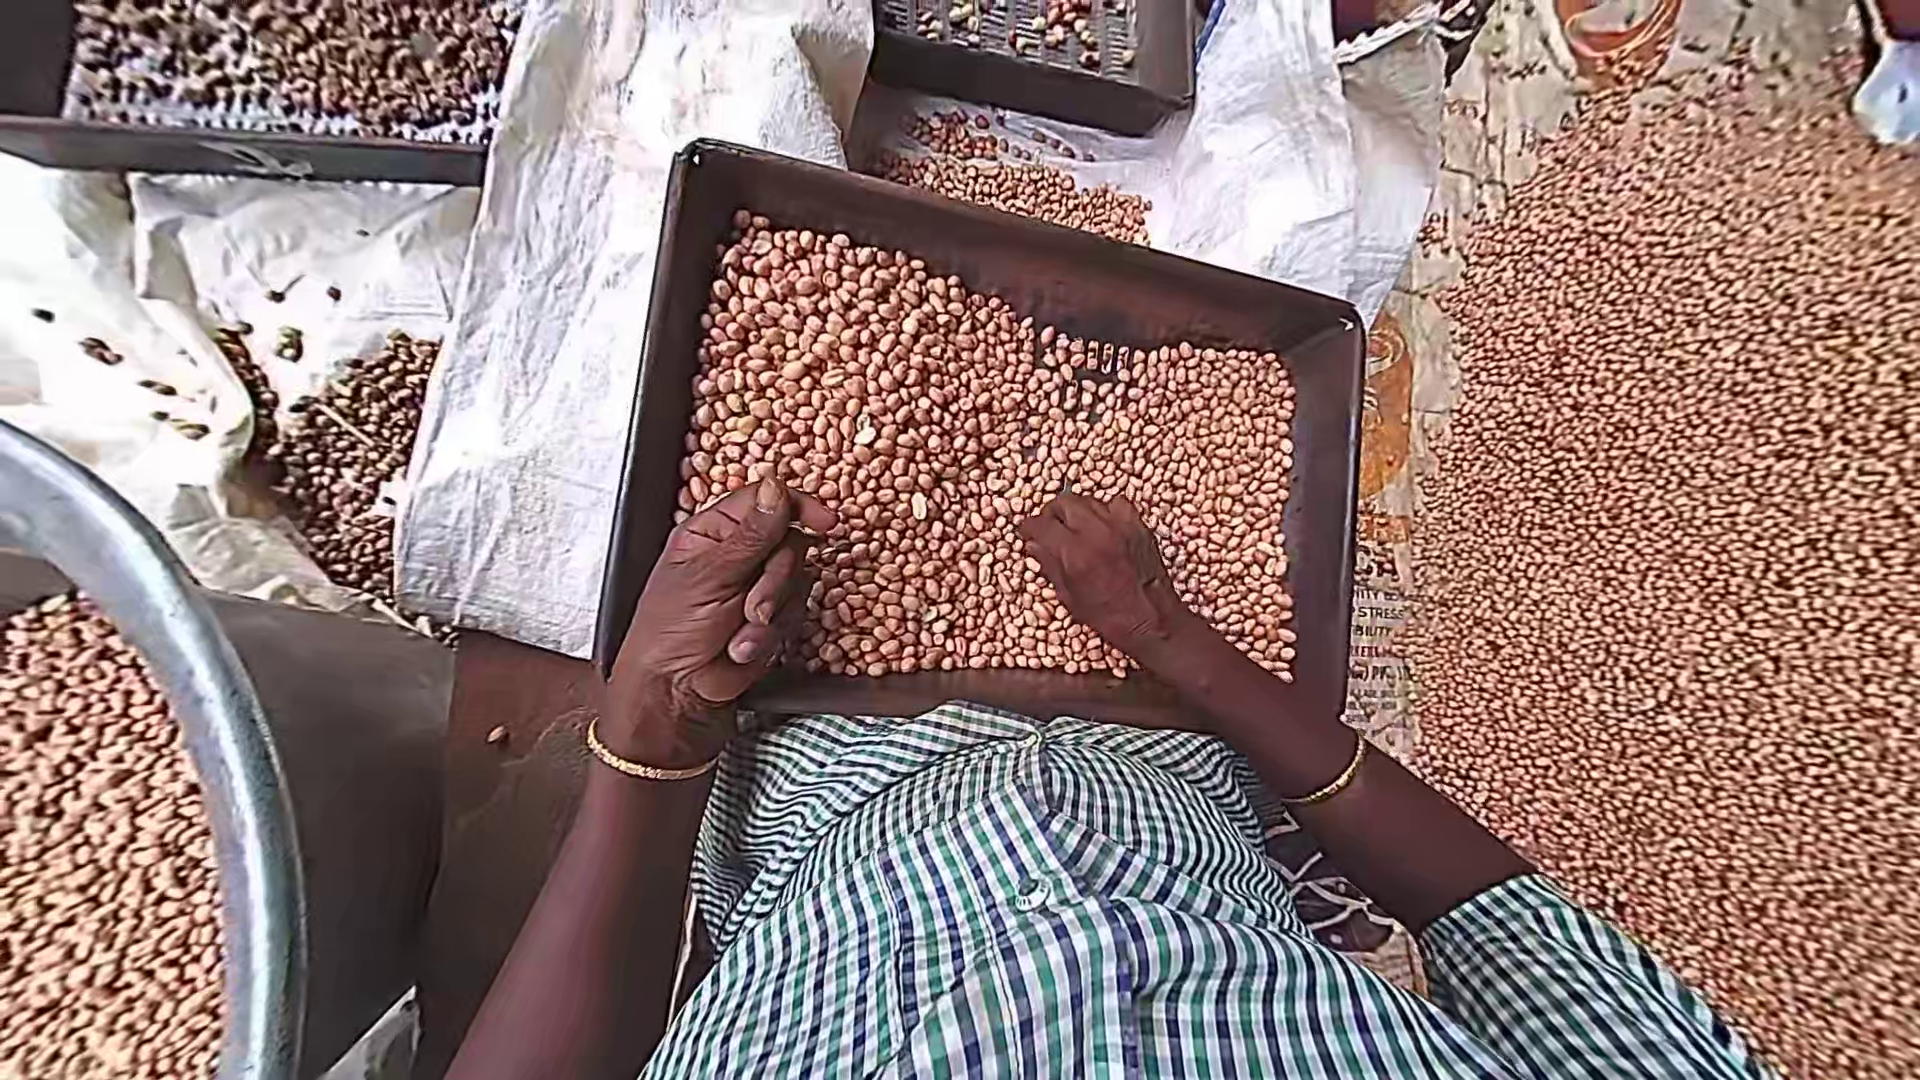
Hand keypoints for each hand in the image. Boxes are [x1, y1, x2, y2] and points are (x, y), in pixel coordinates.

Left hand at [606, 477, 835, 767]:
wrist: (675, 694)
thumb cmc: (670, 632)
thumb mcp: (709, 577)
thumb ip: (752, 535)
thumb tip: (777, 487)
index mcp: (714, 531)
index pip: (765, 500)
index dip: (797, 506)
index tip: (825, 522)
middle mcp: (741, 552)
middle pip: (789, 542)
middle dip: (775, 580)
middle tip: (754, 608)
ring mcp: (759, 583)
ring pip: (797, 578)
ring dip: (773, 610)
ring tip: (741, 633)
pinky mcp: (774, 614)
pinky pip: (796, 610)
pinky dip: (773, 633)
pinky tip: (743, 647)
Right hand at [1018, 493, 1199, 662]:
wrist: (1153, 622)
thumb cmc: (1111, 618)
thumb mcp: (1070, 597)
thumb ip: (1050, 566)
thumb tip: (1034, 546)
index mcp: (1075, 553)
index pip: (1041, 524)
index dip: (1029, 527)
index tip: (1026, 532)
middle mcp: (1097, 533)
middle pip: (1064, 502)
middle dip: (1051, 513)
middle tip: (1049, 527)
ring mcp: (1120, 526)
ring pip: (1088, 500)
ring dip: (1076, 511)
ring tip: (1074, 527)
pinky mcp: (1138, 526)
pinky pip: (1116, 504)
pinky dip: (1105, 511)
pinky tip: (1102, 526)